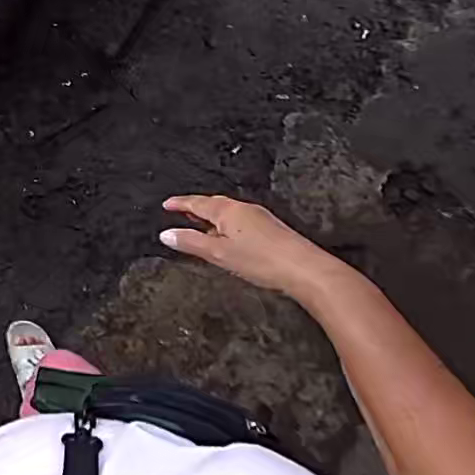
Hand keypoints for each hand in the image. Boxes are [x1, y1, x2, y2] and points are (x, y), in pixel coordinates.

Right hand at [159, 195, 350, 300]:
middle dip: (195, 208)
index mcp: (226, 210)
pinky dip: (228, 225)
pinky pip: (241, 220)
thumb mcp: (218, 254)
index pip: (195, 202)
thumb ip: (190, 242)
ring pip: (228, 212)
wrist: (308, 271)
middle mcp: (243, 209)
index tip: (167, 204)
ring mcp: (259, 217)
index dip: (179, 204)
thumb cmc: (264, 261)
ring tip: (201, 227)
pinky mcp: (271, 229)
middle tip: (180, 212)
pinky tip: (229, 239)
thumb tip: (167, 234)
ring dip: (212, 217)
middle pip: (212, 204)